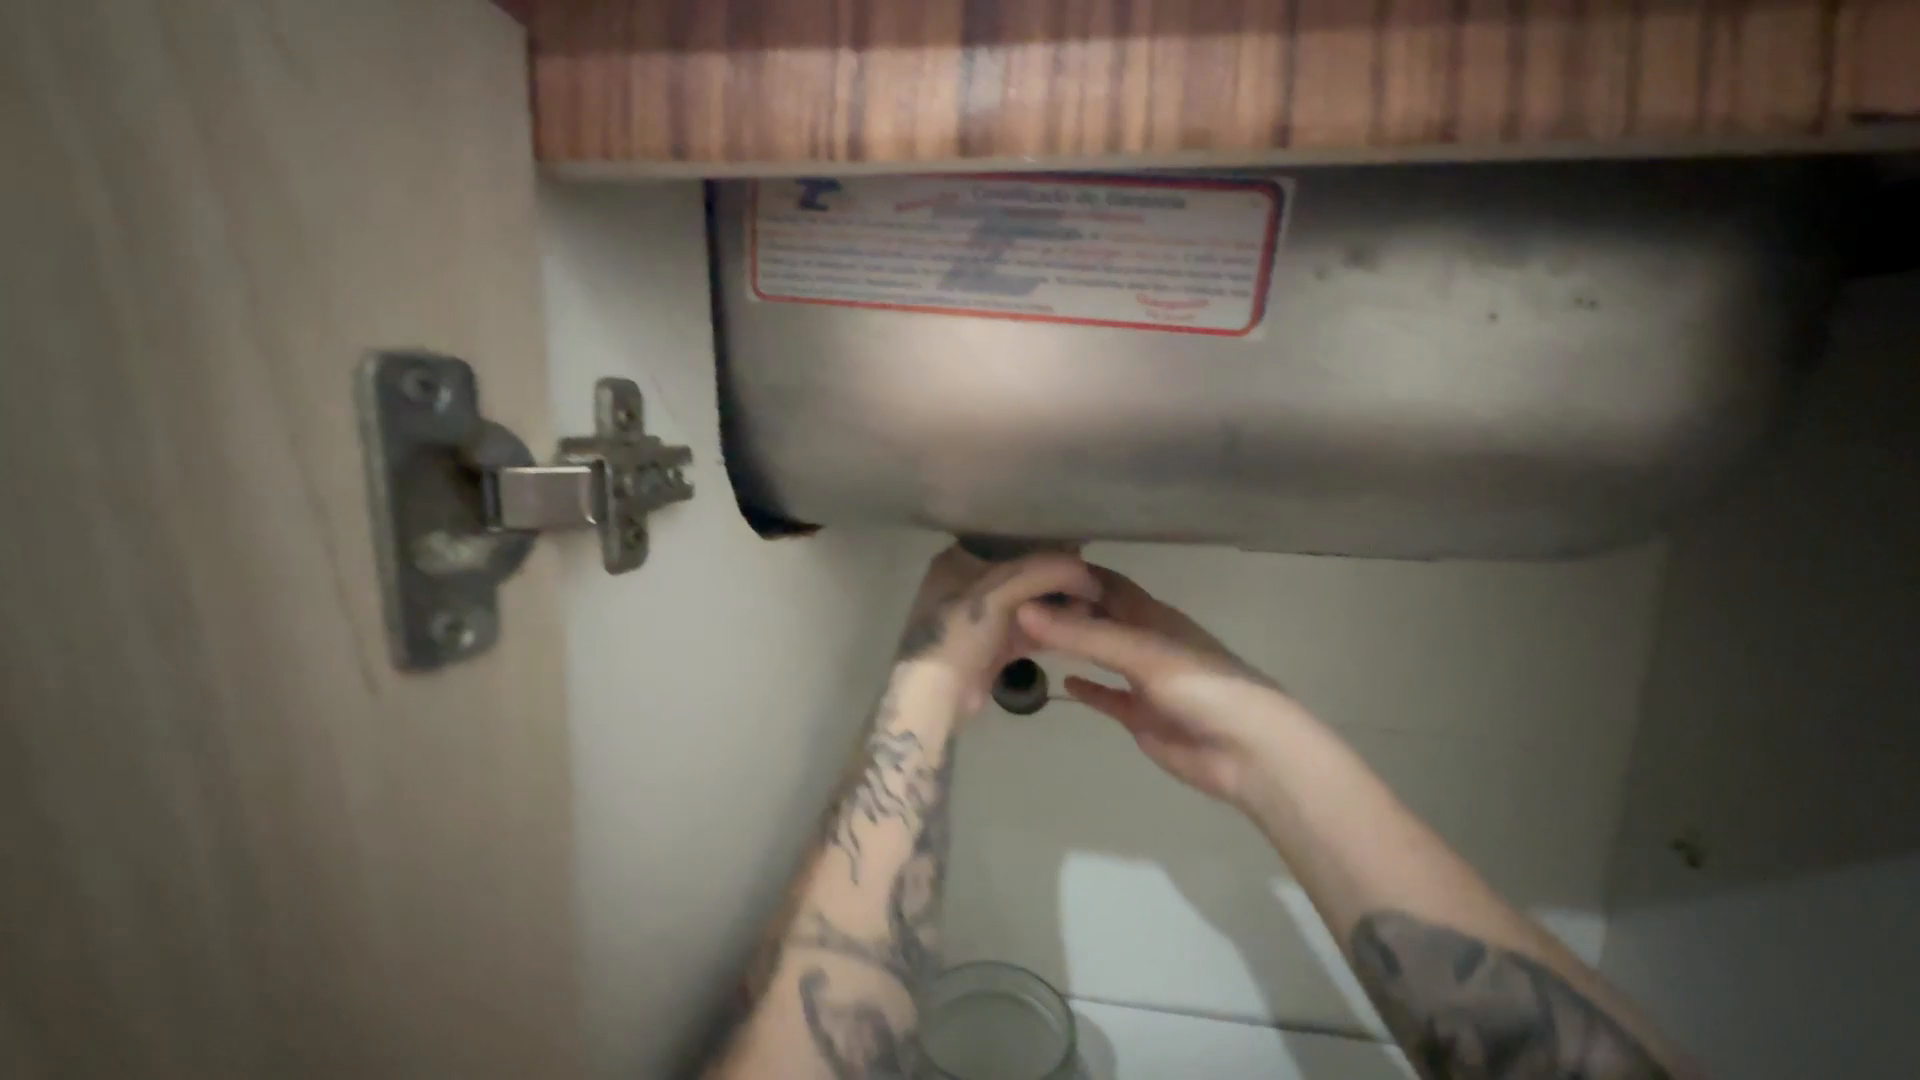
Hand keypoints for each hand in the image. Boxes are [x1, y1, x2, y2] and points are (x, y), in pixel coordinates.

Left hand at [895, 545, 1100, 712]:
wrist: (936, 696)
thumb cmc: (959, 632)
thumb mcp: (999, 591)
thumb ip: (1044, 572)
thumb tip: (1091, 576)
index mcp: (960, 559)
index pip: (1011, 540)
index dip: (1045, 543)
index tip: (1081, 550)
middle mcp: (971, 581)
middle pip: (1025, 570)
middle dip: (1058, 577)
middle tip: (1093, 581)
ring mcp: (984, 614)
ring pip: (1031, 600)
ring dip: (1060, 603)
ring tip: (1094, 604)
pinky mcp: (996, 643)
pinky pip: (1031, 627)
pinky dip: (1053, 626)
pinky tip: (1080, 625)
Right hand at [1016, 565, 1305, 808]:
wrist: (1249, 752)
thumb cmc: (1202, 688)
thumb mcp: (1141, 654)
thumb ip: (1084, 635)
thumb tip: (1023, 610)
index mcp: (1152, 615)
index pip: (1106, 583)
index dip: (1072, 573)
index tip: (1027, 567)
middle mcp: (1145, 641)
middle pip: (1099, 617)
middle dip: (1064, 609)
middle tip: (1013, 605)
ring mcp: (1143, 680)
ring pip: (1100, 655)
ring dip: (1071, 645)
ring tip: (1025, 638)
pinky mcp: (1142, 715)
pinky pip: (1109, 696)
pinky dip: (1088, 688)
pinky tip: (1063, 683)